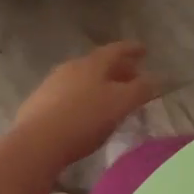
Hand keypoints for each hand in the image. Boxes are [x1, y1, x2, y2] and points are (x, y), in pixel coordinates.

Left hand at [12, 42, 158, 168]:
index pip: (117, 49)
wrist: (36, 144)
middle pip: (99, 64)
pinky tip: (82, 113)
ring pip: (81, 79)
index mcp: (93, 63)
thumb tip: (158, 78)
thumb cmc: (84, 119)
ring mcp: (51, 84)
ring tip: (109, 97)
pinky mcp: (37, 104)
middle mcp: (71, 67)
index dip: (133, 49)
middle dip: (117, 69)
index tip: (145, 50)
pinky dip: (80, 98)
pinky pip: (66, 95)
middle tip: (132, 76)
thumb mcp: (121, 105)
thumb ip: (141, 89)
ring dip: (98, 84)